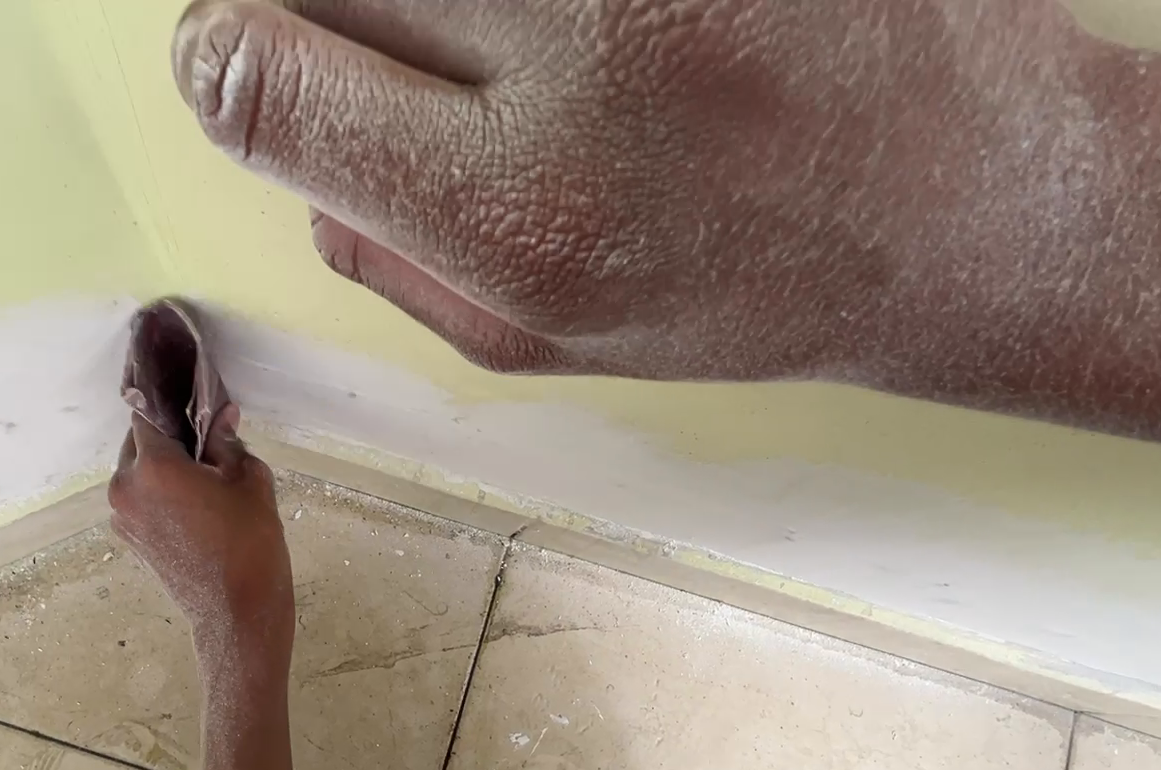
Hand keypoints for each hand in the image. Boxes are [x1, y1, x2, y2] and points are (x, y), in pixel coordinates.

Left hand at [108, 405, 294, 671]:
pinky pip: (140, 499)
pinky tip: (193, 501)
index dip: (166, 397)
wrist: (236, 611)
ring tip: (202, 474)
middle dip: (168, 435)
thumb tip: (221, 415)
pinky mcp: (130, 539)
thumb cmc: (249, 541)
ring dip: (163, 465)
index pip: (147, 411)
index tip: (184, 390)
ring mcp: (122, 517)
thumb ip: (228, 441)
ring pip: (137, 471)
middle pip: (138, 441)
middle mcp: (124, 487)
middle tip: (204, 439)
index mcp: (152, 466)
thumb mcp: (249, 480)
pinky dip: (160, 491)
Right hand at [168, 0, 1094, 383]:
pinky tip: (545, 40)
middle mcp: (565, 44)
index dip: (219, 70)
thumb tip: (292, 168)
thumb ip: (383, 264)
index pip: (260, 83)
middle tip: (345, 50)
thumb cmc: (718, 295)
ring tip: (458, 54)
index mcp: (506, 212)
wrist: (941, 202)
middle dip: (287, 7)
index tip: (243, 76)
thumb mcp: (527, 344)